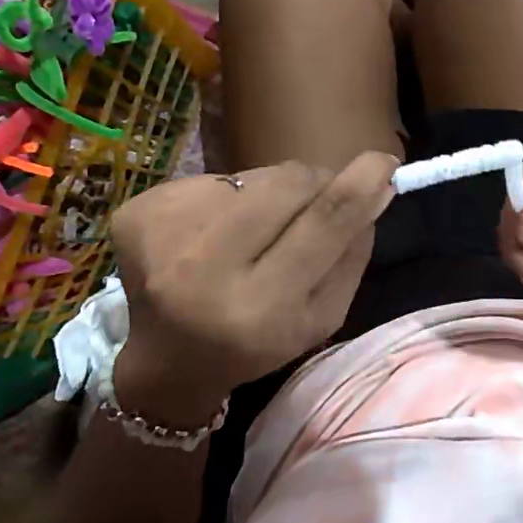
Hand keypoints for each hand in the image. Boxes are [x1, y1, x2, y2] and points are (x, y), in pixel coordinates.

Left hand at [110, 153, 398, 422]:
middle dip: (314, 183)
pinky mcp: (138, 211)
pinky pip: (213, 179)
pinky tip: (213, 234)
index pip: (323, 223)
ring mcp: (162, 236)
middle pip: (287, 183)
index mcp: (259, 309)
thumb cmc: (257, 344)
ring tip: (253, 233)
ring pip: (251, 175)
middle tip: (314, 204)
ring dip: (268, 194)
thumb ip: (350, 256)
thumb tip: (373, 187)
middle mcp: (203, 269)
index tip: (384, 162)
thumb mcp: (320, 318)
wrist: (168, 360)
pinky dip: (228, 199)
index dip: (360, 186)